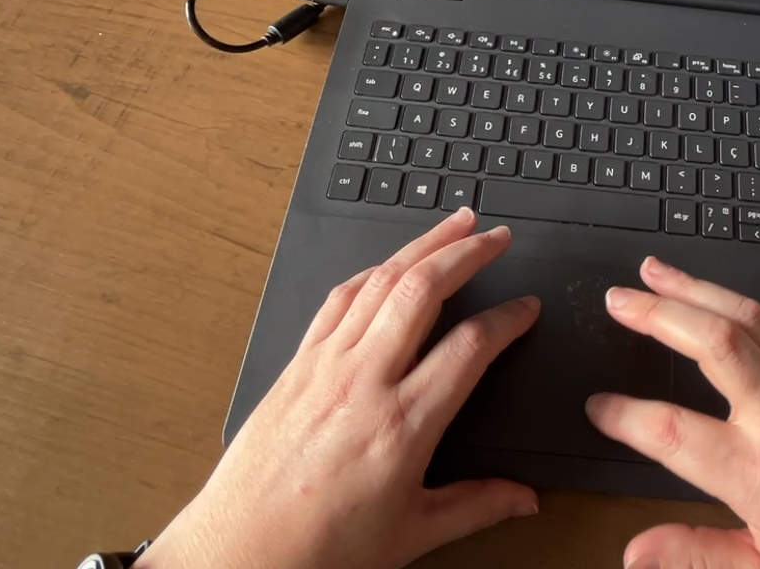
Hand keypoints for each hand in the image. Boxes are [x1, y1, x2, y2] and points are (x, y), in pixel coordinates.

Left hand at [140, 208, 539, 568]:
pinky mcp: (298, 362)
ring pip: (381, 280)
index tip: (527, 307)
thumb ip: (477, 506)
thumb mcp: (410, 535)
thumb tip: (526, 497)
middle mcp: (365, 382)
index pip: (470, 346)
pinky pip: (340, 298)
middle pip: (424, 289)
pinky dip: (374, 270)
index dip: (508, 318)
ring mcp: (327, 364)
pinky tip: (391, 261)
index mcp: (402, 426)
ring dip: (424, 244)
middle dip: (468, 252)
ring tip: (455, 223)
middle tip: (498, 236)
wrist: (232, 559)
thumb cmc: (318, 552)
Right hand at [585, 229, 759, 568]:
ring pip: (749, 319)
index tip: (599, 406)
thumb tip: (632, 553)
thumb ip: (694, 556)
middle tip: (618, 300)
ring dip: (698, 288)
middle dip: (657, 314)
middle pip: (711, 344)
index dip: (625, 416)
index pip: (672, 434)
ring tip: (657, 270)